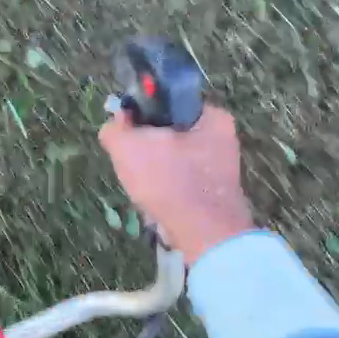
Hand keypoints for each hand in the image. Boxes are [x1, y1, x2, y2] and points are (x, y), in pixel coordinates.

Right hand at [98, 104, 255, 267]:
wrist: (203, 233)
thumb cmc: (168, 180)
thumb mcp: (126, 146)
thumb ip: (115, 128)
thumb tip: (116, 126)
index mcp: (211, 117)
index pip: (165, 104)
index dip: (139, 117)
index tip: (126, 135)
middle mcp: (223, 138)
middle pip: (166, 133)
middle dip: (145, 147)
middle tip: (130, 162)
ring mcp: (221, 167)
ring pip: (170, 158)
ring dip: (152, 169)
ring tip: (142, 184)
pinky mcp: (215, 191)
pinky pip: (180, 179)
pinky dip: (165, 187)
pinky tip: (155, 198)